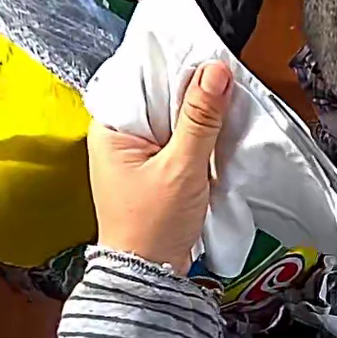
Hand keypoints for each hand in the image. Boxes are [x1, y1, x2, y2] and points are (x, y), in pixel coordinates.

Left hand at [89, 61, 231, 274]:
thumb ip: (200, 119)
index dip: (179, 69)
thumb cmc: (153, 227)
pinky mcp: (156, 170)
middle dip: (193, 95)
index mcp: (111, 127)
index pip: (143, 78)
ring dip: (199, 119)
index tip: (211, 63)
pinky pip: (179, 142)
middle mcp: (119, 136)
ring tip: (224, 113)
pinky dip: (199, 140)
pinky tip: (216, 140)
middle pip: (160, 98)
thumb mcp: (182, 167)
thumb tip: (215, 73)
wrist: (150, 274)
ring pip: (173, 120)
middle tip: (226, 89)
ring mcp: (138, 154)